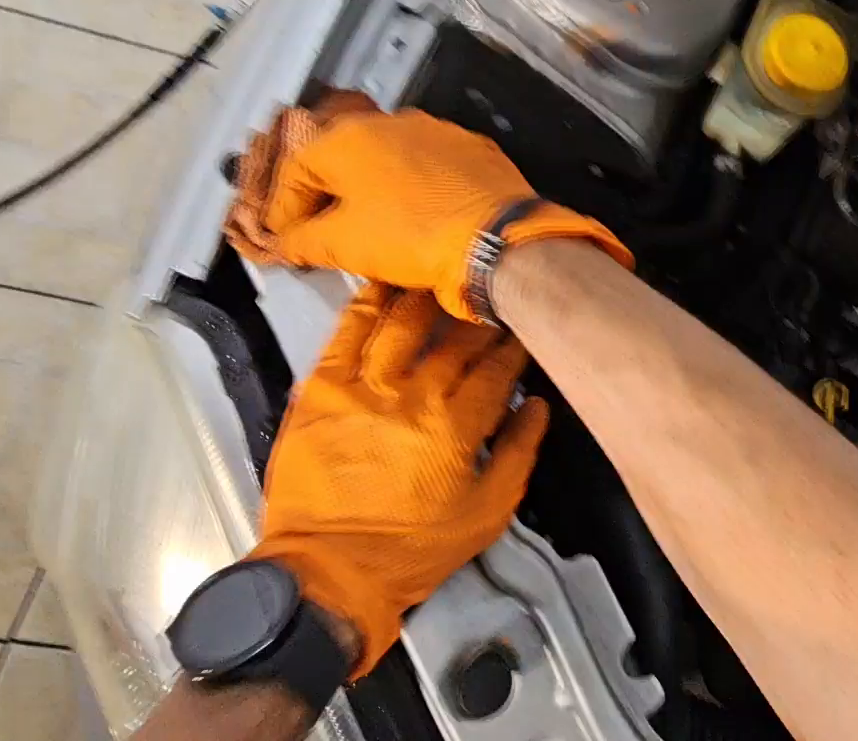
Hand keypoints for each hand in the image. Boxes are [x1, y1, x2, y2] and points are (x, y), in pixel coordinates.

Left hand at [247, 285, 548, 679]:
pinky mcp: (321, 392)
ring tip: (442, 279)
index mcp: (455, 426)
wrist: (327, 576)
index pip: (495, 369)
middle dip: (479, 319)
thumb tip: (536, 405)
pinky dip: (366, 305)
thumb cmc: (412, 549)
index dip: (514, 347)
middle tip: (491, 301)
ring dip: (427, 298)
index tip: (523, 332)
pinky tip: (382, 284)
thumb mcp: (488, 514)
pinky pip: (346, 335)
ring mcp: (362, 390)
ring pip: (402, 324)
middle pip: (454, 341)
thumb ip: (519, 453)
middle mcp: (411, 397)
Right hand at [257, 107, 629, 320]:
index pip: (298, 169)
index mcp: (350, 137)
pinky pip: (433, 167)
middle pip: (345, 158)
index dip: (287, 208)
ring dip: (377, 188)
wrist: (496, 237)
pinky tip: (422, 214)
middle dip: (331, 194)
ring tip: (375, 225)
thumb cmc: (413, 235)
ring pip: (392, 159)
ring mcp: (438, 131)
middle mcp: (393, 122)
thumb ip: (303, 240)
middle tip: (326, 231)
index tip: (287, 237)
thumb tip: (288, 242)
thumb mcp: (343, 244)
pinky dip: (419, 187)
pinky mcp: (474, 148)